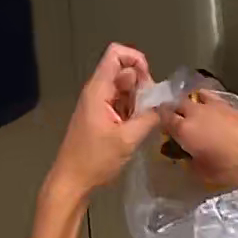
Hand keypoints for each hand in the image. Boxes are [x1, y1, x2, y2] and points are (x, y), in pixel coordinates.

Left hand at [48, 43, 159, 201]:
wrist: (71, 182)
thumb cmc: (95, 160)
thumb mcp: (128, 139)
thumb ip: (149, 117)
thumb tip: (166, 103)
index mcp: (99, 90)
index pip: (116, 54)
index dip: (136, 59)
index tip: (148, 81)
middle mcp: (97, 91)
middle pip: (124, 70)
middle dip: (142, 83)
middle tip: (151, 107)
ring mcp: (98, 103)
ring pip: (124, 87)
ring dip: (138, 98)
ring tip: (144, 119)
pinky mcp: (100, 115)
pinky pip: (121, 101)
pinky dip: (132, 109)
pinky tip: (136, 127)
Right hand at [157, 90, 237, 190]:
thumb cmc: (232, 166)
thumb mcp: (205, 174)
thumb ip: (190, 164)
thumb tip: (186, 158)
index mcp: (184, 129)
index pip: (163, 117)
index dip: (158, 120)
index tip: (158, 126)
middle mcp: (195, 112)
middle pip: (177, 103)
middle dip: (172, 110)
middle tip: (173, 121)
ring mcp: (214, 104)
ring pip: (194, 97)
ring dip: (190, 104)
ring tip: (192, 114)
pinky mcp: (230, 103)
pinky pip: (211, 99)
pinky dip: (206, 102)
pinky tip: (212, 112)